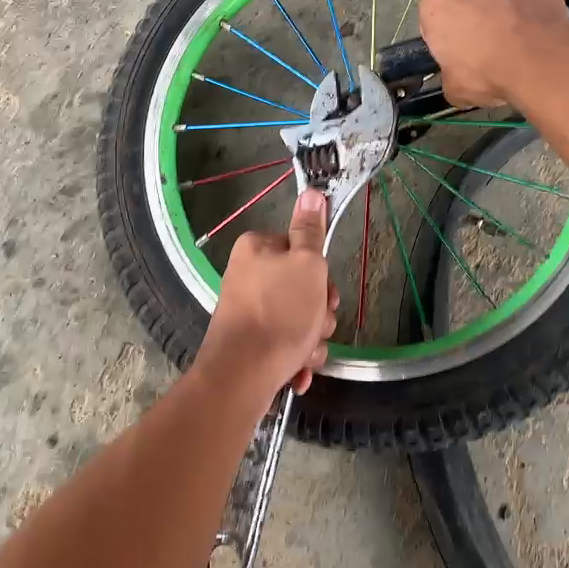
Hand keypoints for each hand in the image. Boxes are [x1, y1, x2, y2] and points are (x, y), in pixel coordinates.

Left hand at [196, 189, 340, 400]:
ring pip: (297, 320)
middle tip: (317, 325)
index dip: (320, 274)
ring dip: (310, 339)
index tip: (327, 292)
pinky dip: (295, 359)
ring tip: (305, 353)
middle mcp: (247, 276)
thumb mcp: (307, 264)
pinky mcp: (248, 344)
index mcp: (256, 249)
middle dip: (317, 313)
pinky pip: (283, 345)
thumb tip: (312, 191)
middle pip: (300, 288)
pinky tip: (297, 373)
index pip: (300, 251)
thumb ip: (311, 230)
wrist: (242, 376)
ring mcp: (246, 312)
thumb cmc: (280, 313)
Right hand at [419, 0, 568, 106]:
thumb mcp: (456, 90)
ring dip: (499, 9)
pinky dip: (526, 6)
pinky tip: (536, 30)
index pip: (433, 20)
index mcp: (436, 8)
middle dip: (471, 16)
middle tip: (487, 45)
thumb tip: (456, 78)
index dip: (446, 37)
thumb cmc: (489, 74)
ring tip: (517, 38)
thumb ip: (450, 76)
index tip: (459, 54)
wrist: (542, 62)